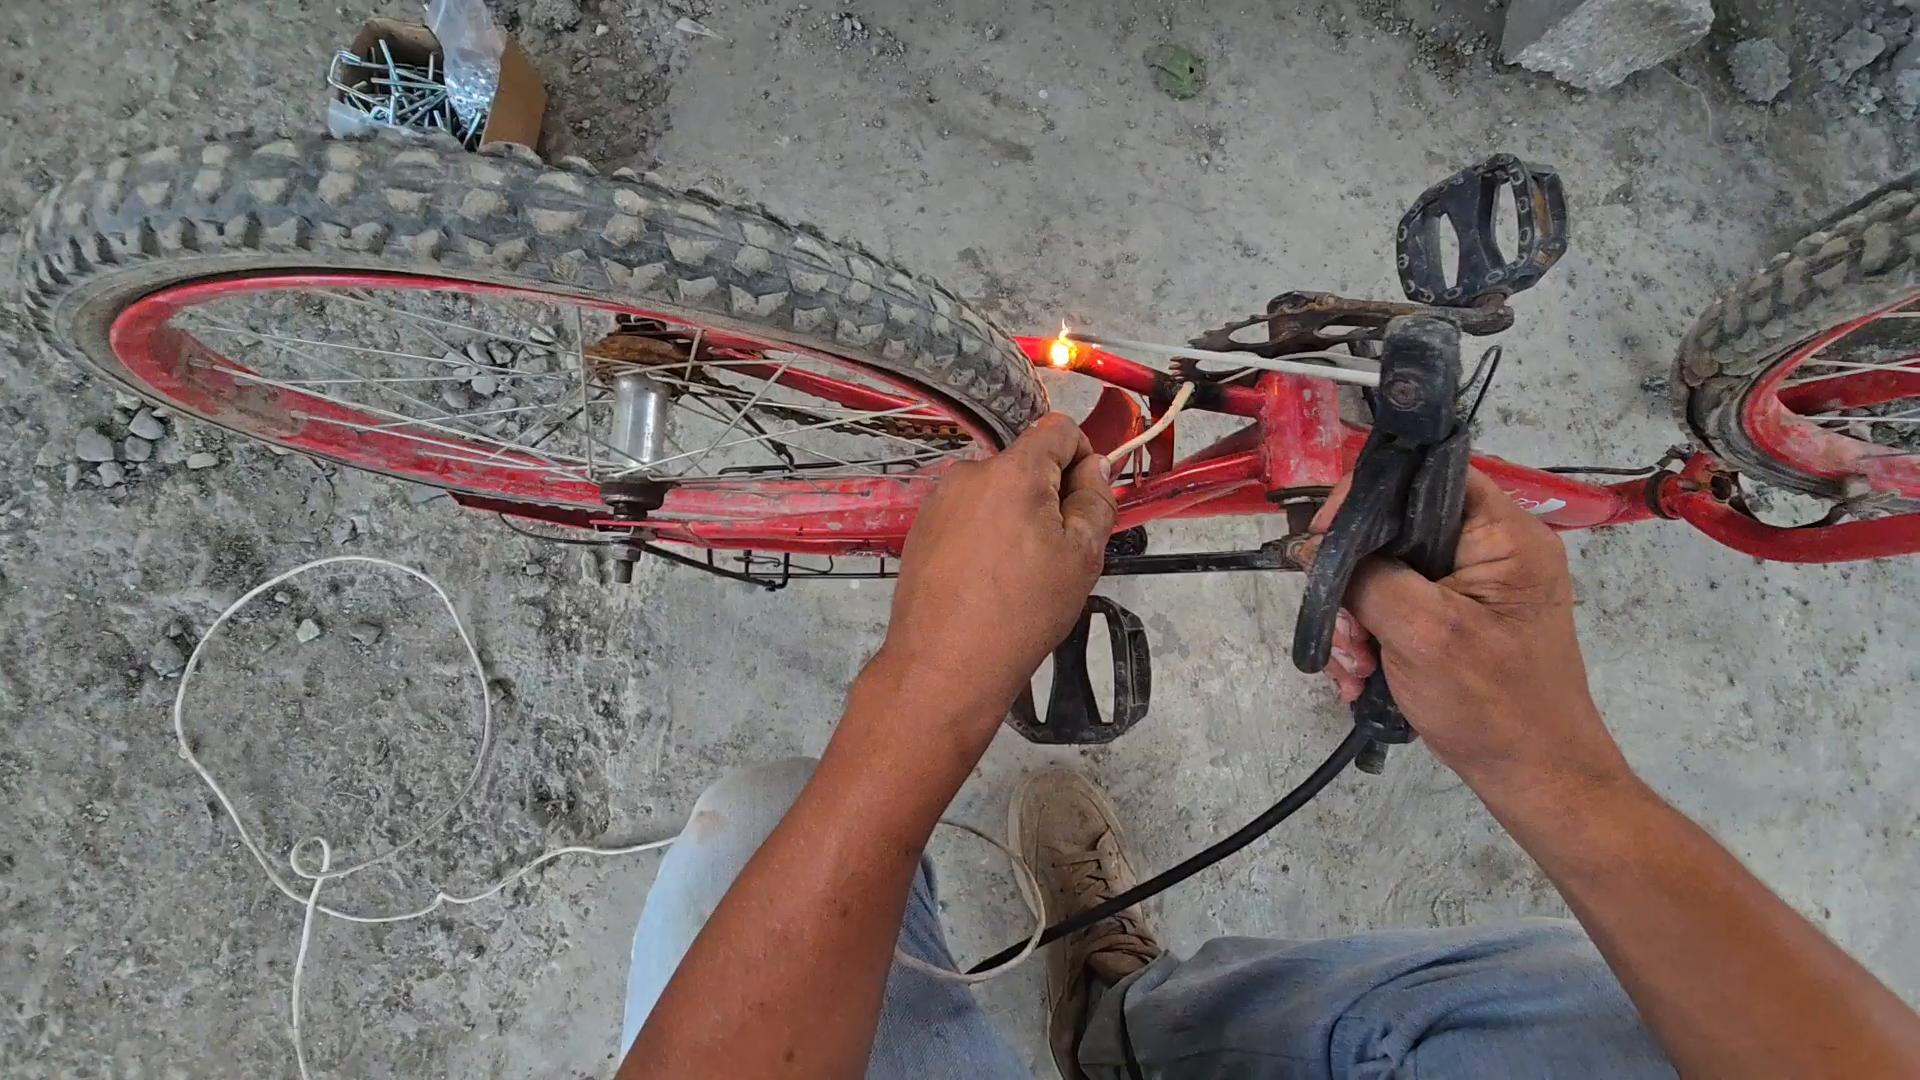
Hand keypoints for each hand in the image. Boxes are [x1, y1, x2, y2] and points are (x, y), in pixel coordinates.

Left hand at [870, 412, 1116, 746]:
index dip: (1084, 459)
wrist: (944, 665)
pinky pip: (967, 516)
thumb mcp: (1082, 557)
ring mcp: (938, 501)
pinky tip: (984, 579)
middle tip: (1054, 552)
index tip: (1084, 505)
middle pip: (1025, 464)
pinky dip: (984, 534)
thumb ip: (1095, 501)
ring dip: (1015, 516)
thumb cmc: (1023, 611)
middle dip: (1048, 495)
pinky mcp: (920, 529)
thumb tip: (1094, 468)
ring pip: (995, 492)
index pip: (1060, 430)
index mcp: (1012, 470)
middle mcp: (968, 473)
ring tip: (1017, 574)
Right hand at [1315, 468, 1634, 801]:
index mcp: (1501, 535)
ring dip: (1352, 623)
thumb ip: (1364, 577)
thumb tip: (1312, 548)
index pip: (1425, 477)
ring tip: (1353, 668)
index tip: (1324, 539)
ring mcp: (1465, 588)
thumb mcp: (1422, 630)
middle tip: (1345, 631)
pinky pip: (1387, 610)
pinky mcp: (1448, 620)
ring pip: (1379, 576)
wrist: (1534, 780)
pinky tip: (1359, 677)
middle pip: (1390, 533)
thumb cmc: (1492, 702)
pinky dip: (1366, 641)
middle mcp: (1485, 551)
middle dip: (1350, 583)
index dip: (1366, 496)